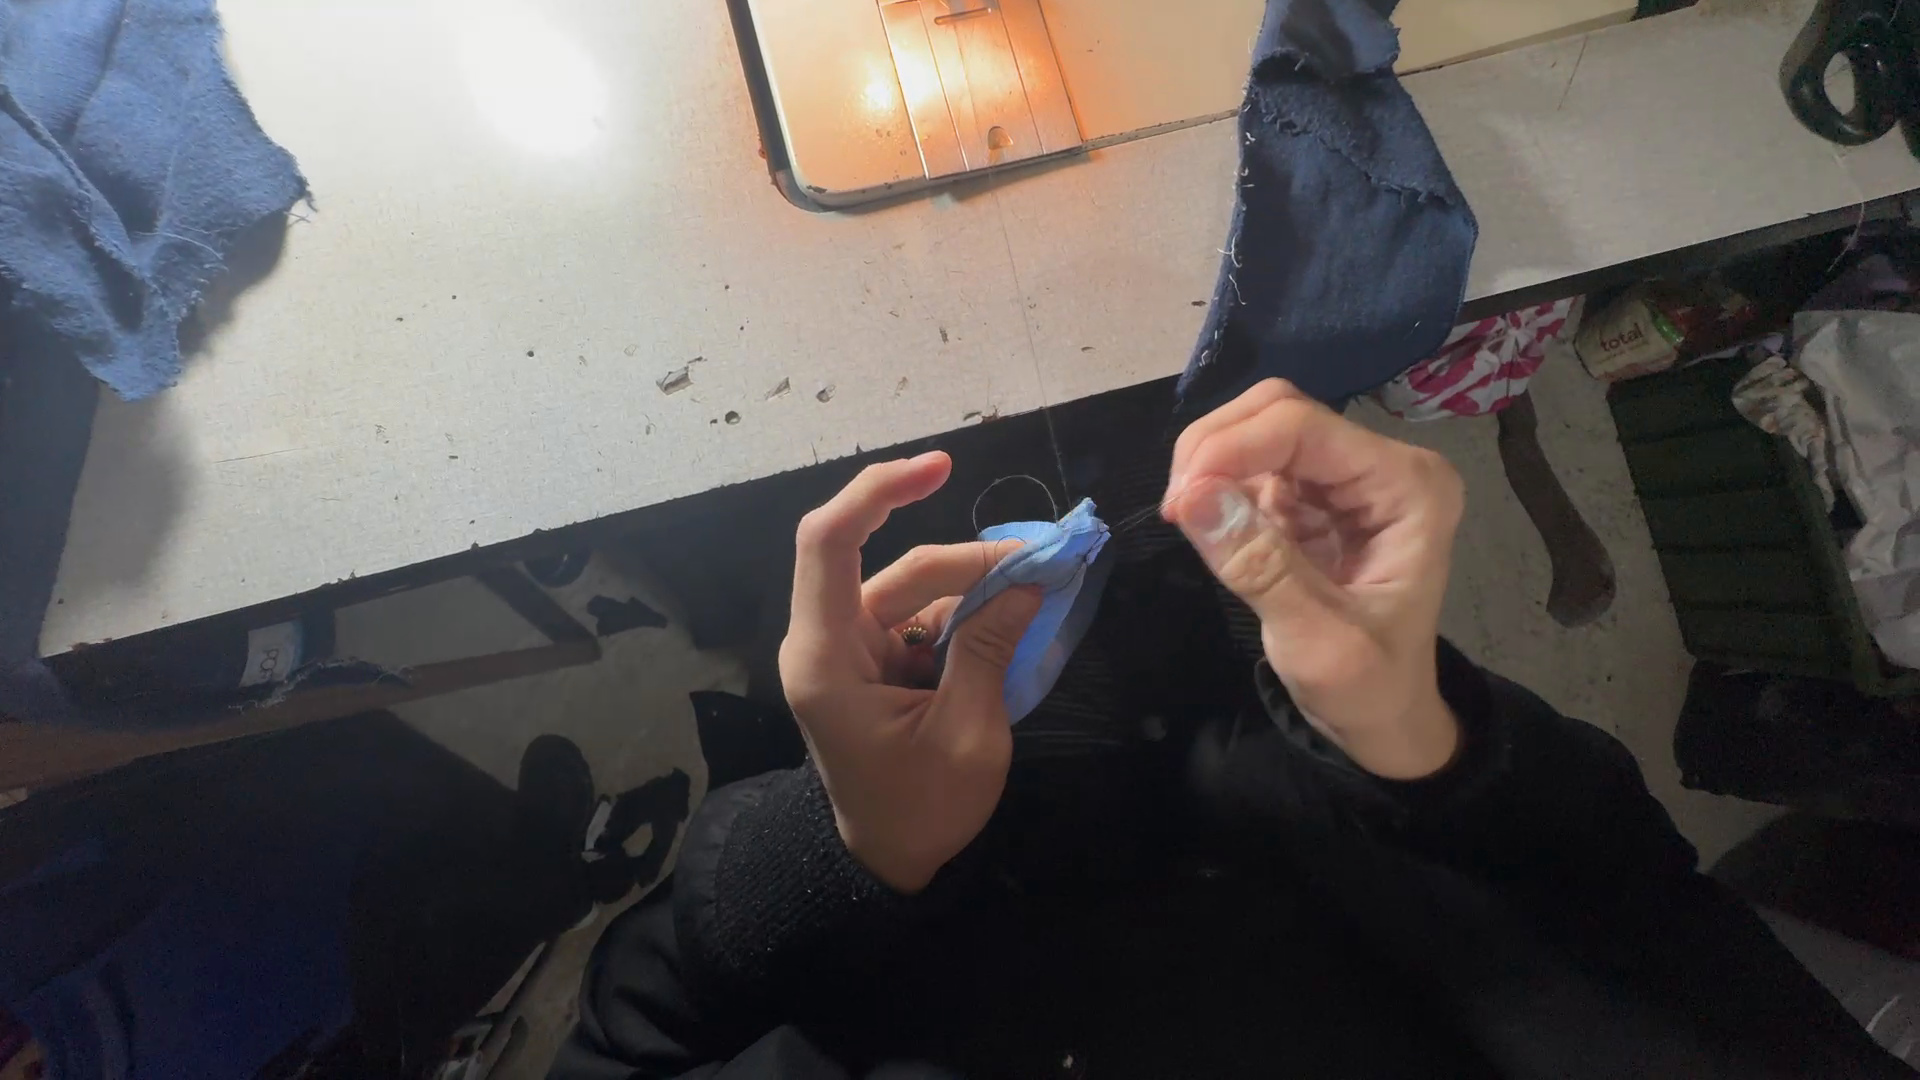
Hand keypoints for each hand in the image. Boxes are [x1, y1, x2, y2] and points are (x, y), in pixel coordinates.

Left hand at [780, 451, 1041, 892]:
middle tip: (1042, 566)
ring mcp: (852, 648)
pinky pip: (922, 614)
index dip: (878, 491)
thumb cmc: (919, 811)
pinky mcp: (875, 657)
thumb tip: (1027, 579)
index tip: (940, 467)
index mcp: (826, 658)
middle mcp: (828, 640)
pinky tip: (1006, 614)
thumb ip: (990, 647)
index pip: (828, 542)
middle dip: (972, 563)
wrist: (886, 861)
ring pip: (915, 589)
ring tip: (1035, 587)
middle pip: (898, 570)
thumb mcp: (967, 734)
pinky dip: (966, 611)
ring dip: (975, 586)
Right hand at [1164, 380, 1464, 779]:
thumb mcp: (1317, 640)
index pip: (1302, 427)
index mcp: (1405, 488)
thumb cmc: (1366, 685)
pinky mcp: (1306, 496)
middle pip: (1278, 409)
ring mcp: (1340, 478)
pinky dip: (1213, 480)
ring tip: (1183, 514)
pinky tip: (1202, 519)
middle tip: (1176, 506)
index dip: (1229, 449)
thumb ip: (1259, 566)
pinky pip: (1248, 462)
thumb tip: (1191, 498)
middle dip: (1214, 445)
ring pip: (1257, 426)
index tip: (1177, 503)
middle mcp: (1377, 466)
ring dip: (1207, 460)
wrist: (1380, 715)